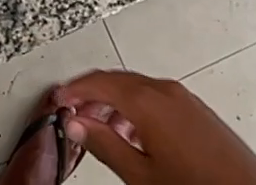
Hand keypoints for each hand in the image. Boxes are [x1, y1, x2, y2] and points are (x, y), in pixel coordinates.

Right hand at [54, 70, 255, 184]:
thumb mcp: (140, 175)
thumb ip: (104, 144)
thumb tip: (76, 123)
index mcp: (147, 100)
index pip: (98, 82)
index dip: (73, 90)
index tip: (59, 100)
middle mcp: (165, 91)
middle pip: (116, 80)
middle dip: (91, 94)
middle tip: (72, 112)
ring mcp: (184, 99)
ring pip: (136, 88)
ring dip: (113, 101)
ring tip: (99, 127)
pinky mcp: (196, 110)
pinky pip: (156, 97)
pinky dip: (135, 107)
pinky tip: (132, 133)